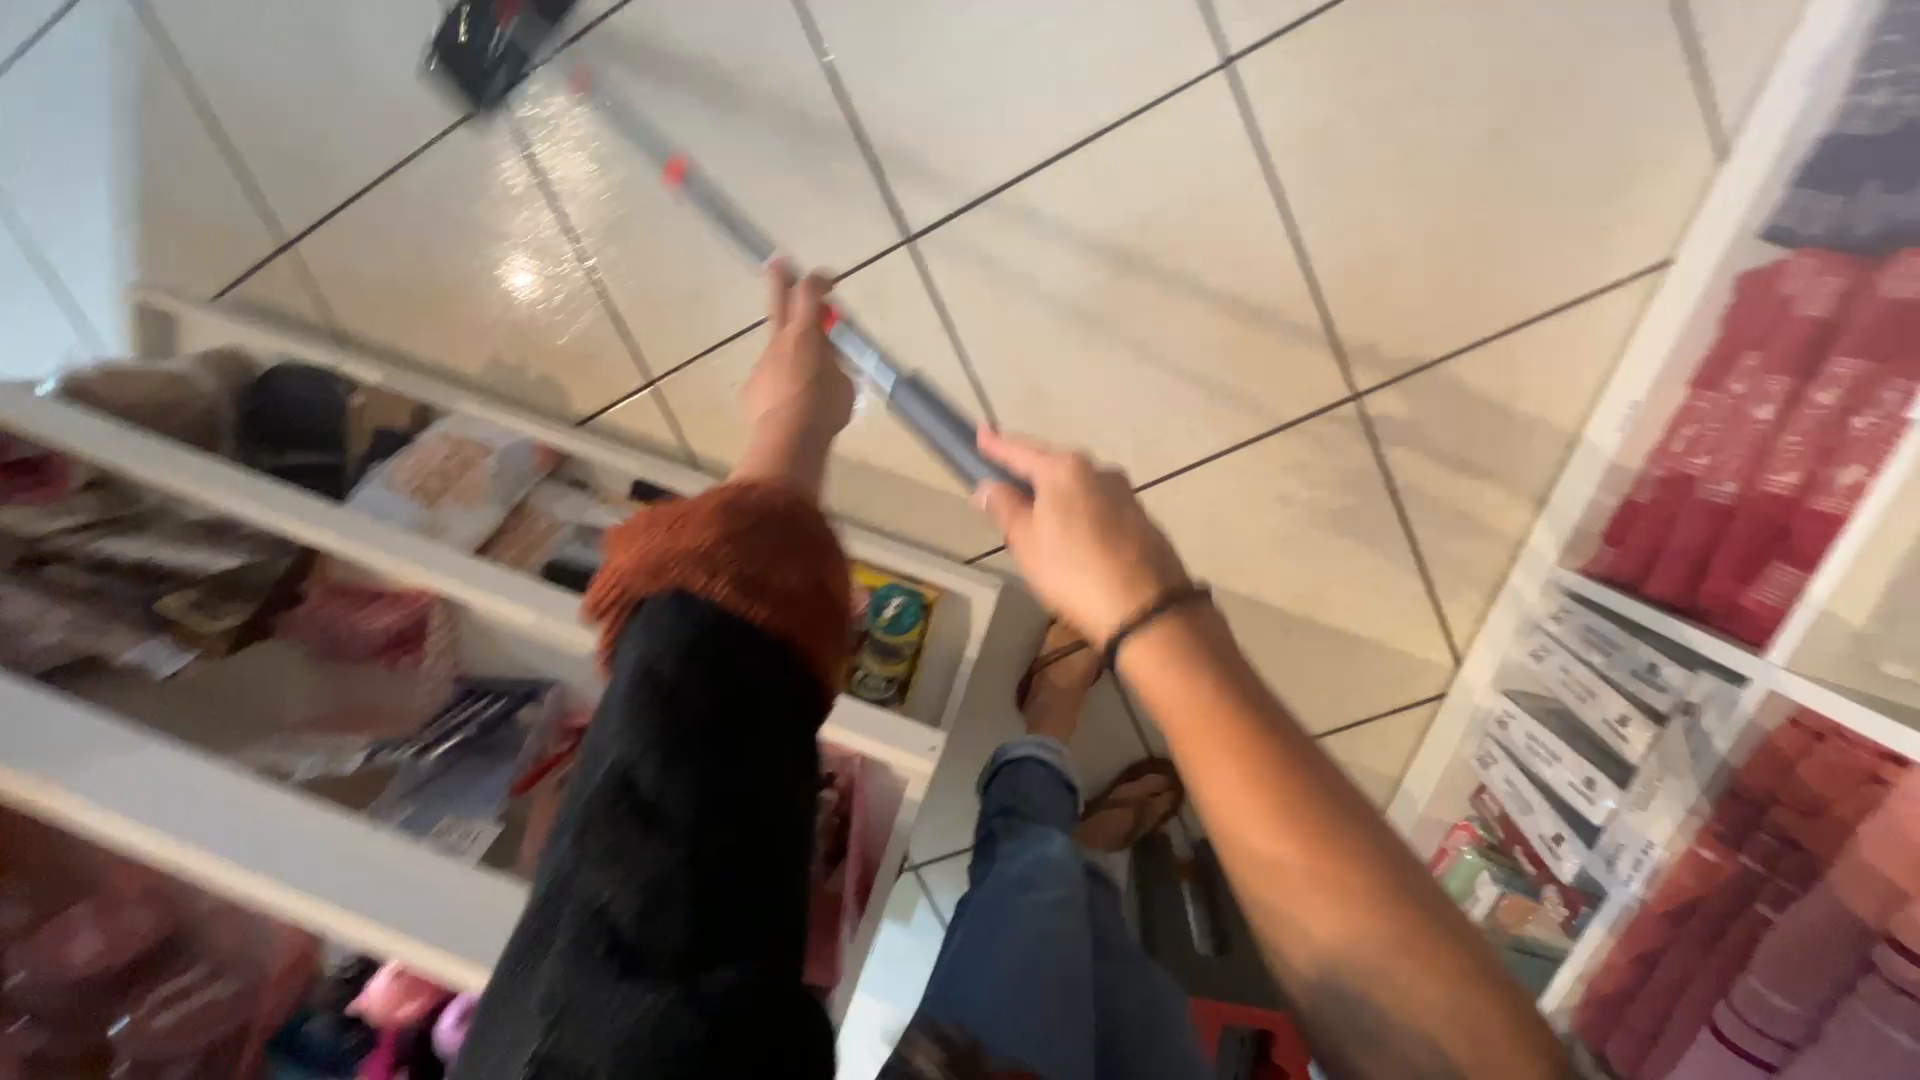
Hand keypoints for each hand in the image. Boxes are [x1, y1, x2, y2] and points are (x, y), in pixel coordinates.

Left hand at [743, 260, 853, 444]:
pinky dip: (781, 387)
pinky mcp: (752, 387)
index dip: (819, 281)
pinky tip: (792, 408)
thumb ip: (836, 364)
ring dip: (791, 354)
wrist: (788, 441)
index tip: (828, 281)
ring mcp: (762, 363)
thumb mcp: (844, 384)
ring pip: (777, 349)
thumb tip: (829, 360)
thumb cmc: (824, 410)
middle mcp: (780, 342)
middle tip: (779, 264)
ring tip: (806, 379)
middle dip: (780, 278)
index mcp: (806, 335)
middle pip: (776, 298)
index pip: (810, 292)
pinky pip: (770, 380)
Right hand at [971, 427, 1191, 644]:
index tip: (981, 434)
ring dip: (1056, 495)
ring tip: (1036, 515)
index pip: (1021, 451)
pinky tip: (1072, 535)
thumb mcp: (1026, 542)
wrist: (1146, 608)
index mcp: (1065, 469)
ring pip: (1079, 487)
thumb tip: (987, 486)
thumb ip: (1005, 508)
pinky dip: (1079, 513)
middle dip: (1029, 472)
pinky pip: (1098, 507)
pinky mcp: (1141, 518)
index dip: (997, 445)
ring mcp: (1125, 493)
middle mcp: (1099, 470)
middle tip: (1005, 484)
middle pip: (1053, 465)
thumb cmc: (1073, 571)